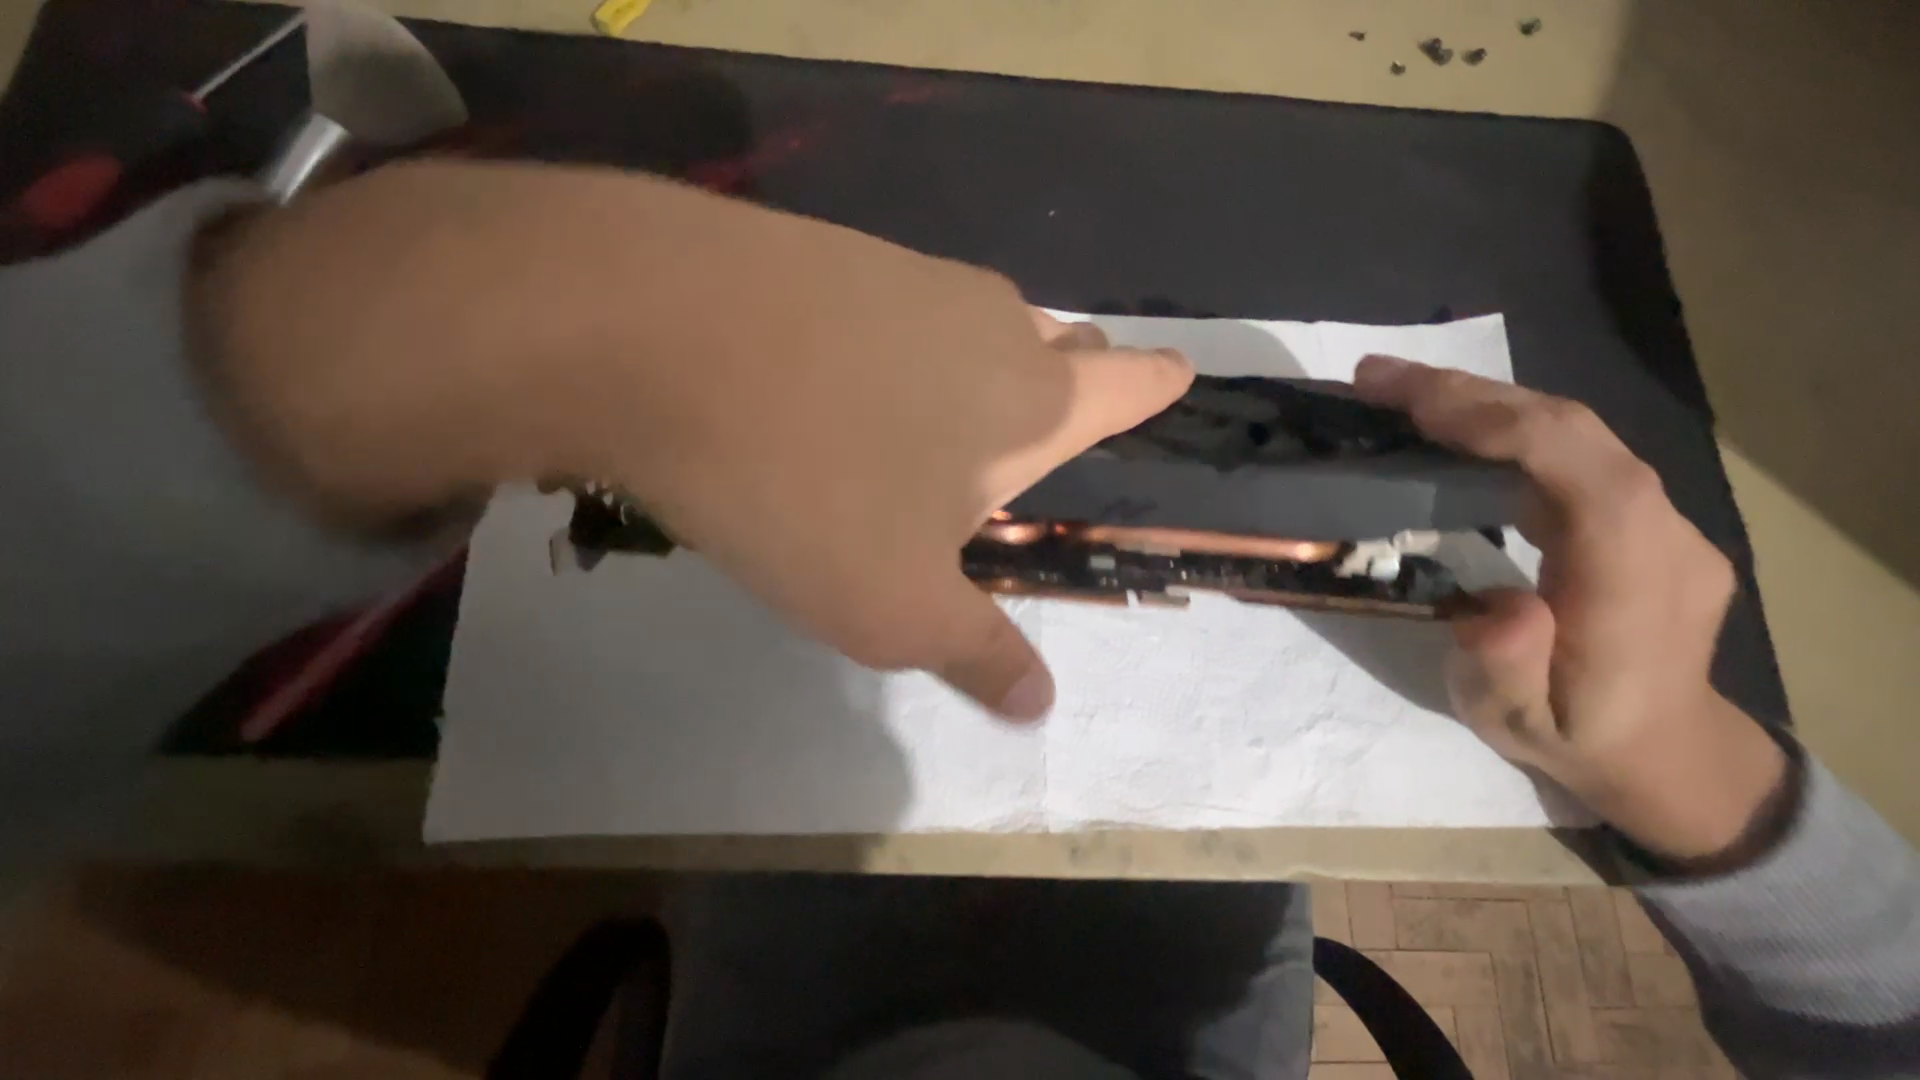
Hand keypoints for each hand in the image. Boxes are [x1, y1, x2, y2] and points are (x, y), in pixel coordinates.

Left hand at [191, 162, 1191, 719]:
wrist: (654, 336)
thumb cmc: (806, 485)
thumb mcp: (894, 608)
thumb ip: (978, 654)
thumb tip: (1040, 704)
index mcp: (1033, 402)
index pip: (1128, 384)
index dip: (1155, 385)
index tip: (1172, 377)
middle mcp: (987, 323)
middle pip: (1058, 345)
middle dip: (1069, 376)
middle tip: (1051, 412)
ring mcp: (905, 275)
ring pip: (973, 323)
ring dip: (976, 364)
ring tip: (945, 413)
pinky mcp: (827, 254)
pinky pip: (891, 308)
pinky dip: (891, 345)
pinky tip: (843, 377)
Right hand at [1353, 355, 1787, 861]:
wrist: (1664, 751)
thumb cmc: (1578, 738)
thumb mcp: (1521, 726)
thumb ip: (1507, 669)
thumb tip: (1496, 606)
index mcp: (1635, 582)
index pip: (1583, 472)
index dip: (1500, 425)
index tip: (1408, 403)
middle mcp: (1662, 533)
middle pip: (1575, 433)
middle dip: (1471, 394)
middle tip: (1374, 379)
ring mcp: (1658, 518)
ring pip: (1574, 432)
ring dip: (1482, 401)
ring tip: (1395, 391)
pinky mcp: (1637, 514)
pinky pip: (1572, 452)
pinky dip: (1504, 426)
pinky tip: (1450, 425)